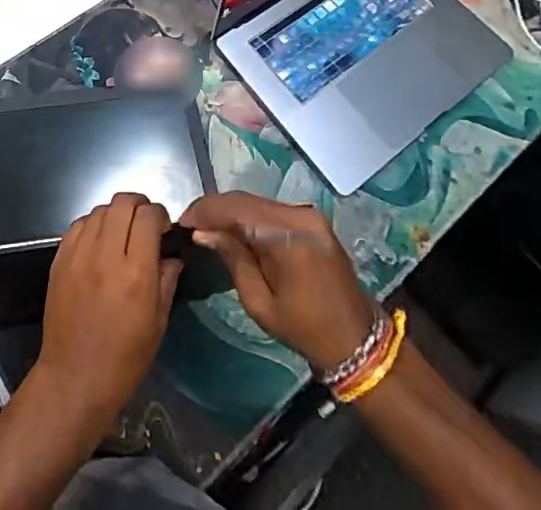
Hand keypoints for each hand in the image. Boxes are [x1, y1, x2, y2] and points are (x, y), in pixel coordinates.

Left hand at [35, 193, 182, 419]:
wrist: (75, 374)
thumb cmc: (125, 357)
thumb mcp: (158, 322)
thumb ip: (166, 280)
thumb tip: (172, 255)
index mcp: (135, 273)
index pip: (148, 217)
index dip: (160, 214)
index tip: (165, 226)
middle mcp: (105, 256)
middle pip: (122, 203)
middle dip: (139, 205)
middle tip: (146, 222)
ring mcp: (78, 255)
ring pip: (99, 210)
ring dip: (116, 213)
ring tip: (123, 231)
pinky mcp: (59, 259)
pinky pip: (77, 225)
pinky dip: (93, 224)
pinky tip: (100, 240)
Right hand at [180, 193, 377, 371]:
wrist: (358, 340)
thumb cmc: (304, 327)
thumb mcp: (259, 301)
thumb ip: (232, 258)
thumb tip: (202, 233)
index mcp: (288, 235)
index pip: (234, 209)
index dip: (204, 212)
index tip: (182, 224)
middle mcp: (300, 215)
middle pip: (243, 201)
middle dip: (213, 210)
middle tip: (190, 226)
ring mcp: (309, 215)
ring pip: (255, 202)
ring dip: (228, 212)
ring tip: (206, 228)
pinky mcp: (312, 221)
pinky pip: (269, 210)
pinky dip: (247, 216)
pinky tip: (232, 229)